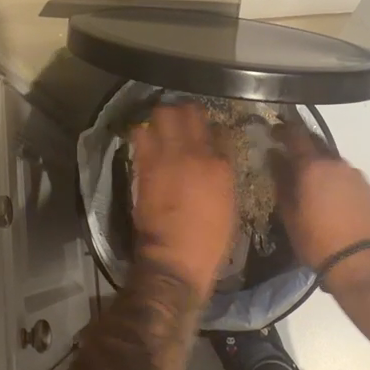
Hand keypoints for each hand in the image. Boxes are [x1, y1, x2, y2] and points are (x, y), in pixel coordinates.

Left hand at [129, 103, 236, 295]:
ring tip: (162, 125)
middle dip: (184, 110)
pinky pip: (140, 135)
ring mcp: (167, 156)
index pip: (218, 129)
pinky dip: (143, 132)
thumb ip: (222, 173)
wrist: (174, 259)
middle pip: (187, 111)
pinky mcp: (144, 164)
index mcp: (220, 165)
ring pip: (161, 115)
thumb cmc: (209, 240)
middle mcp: (194, 153)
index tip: (207, 129)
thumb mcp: (229, 205)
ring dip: (162, 117)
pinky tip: (146, 138)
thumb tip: (215, 156)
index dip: (211, 125)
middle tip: (182, 118)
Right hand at [272, 116, 369, 292]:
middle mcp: (335, 162)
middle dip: (301, 144)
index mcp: (312, 165)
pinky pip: (345, 173)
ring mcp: (354, 173)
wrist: (359, 263)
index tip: (272, 131)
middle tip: (288, 154)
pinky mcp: (367, 187)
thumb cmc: (316, 240)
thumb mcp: (289, 212)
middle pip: (315, 142)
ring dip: (319, 163)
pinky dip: (333, 176)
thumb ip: (280, 179)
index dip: (282, 129)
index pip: (295, 134)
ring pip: (331, 159)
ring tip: (310, 180)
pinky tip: (329, 194)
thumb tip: (273, 156)